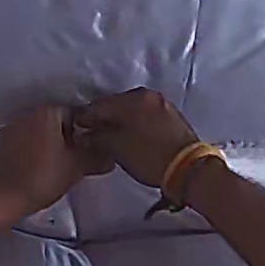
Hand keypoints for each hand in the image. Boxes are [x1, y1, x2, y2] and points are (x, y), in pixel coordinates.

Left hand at [0, 105, 112, 213]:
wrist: (6, 197)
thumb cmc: (43, 177)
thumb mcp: (77, 167)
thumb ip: (97, 156)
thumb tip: (111, 155)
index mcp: (46, 112)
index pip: (75, 113)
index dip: (86, 132)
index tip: (88, 150)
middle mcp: (27, 114)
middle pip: (56, 122)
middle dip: (68, 138)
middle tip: (76, 159)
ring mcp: (12, 129)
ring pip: (40, 133)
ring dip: (50, 145)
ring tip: (59, 166)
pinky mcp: (2, 145)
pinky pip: (26, 143)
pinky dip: (35, 152)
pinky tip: (41, 169)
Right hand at [72, 88, 201, 187]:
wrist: (190, 169)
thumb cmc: (149, 156)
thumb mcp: (116, 147)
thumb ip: (96, 137)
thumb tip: (82, 134)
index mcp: (134, 98)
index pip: (99, 105)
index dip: (84, 118)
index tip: (75, 129)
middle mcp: (148, 96)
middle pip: (115, 105)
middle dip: (101, 118)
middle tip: (89, 134)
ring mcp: (162, 105)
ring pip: (130, 111)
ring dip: (117, 122)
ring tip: (107, 137)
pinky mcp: (171, 117)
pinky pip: (143, 116)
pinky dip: (132, 124)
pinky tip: (126, 137)